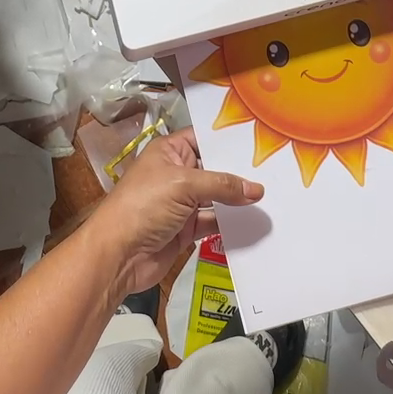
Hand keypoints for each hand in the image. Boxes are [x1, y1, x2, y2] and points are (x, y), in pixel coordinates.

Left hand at [83, 128, 263, 293]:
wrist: (119, 254)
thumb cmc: (144, 205)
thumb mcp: (183, 185)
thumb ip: (221, 185)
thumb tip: (256, 189)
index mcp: (169, 151)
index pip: (203, 139)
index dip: (227, 141)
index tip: (258, 142)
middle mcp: (176, 173)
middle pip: (213, 169)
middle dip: (238, 173)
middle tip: (273, 171)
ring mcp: (181, 202)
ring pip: (216, 198)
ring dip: (237, 200)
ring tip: (270, 197)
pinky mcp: (186, 229)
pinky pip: (213, 222)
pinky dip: (230, 223)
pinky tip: (252, 222)